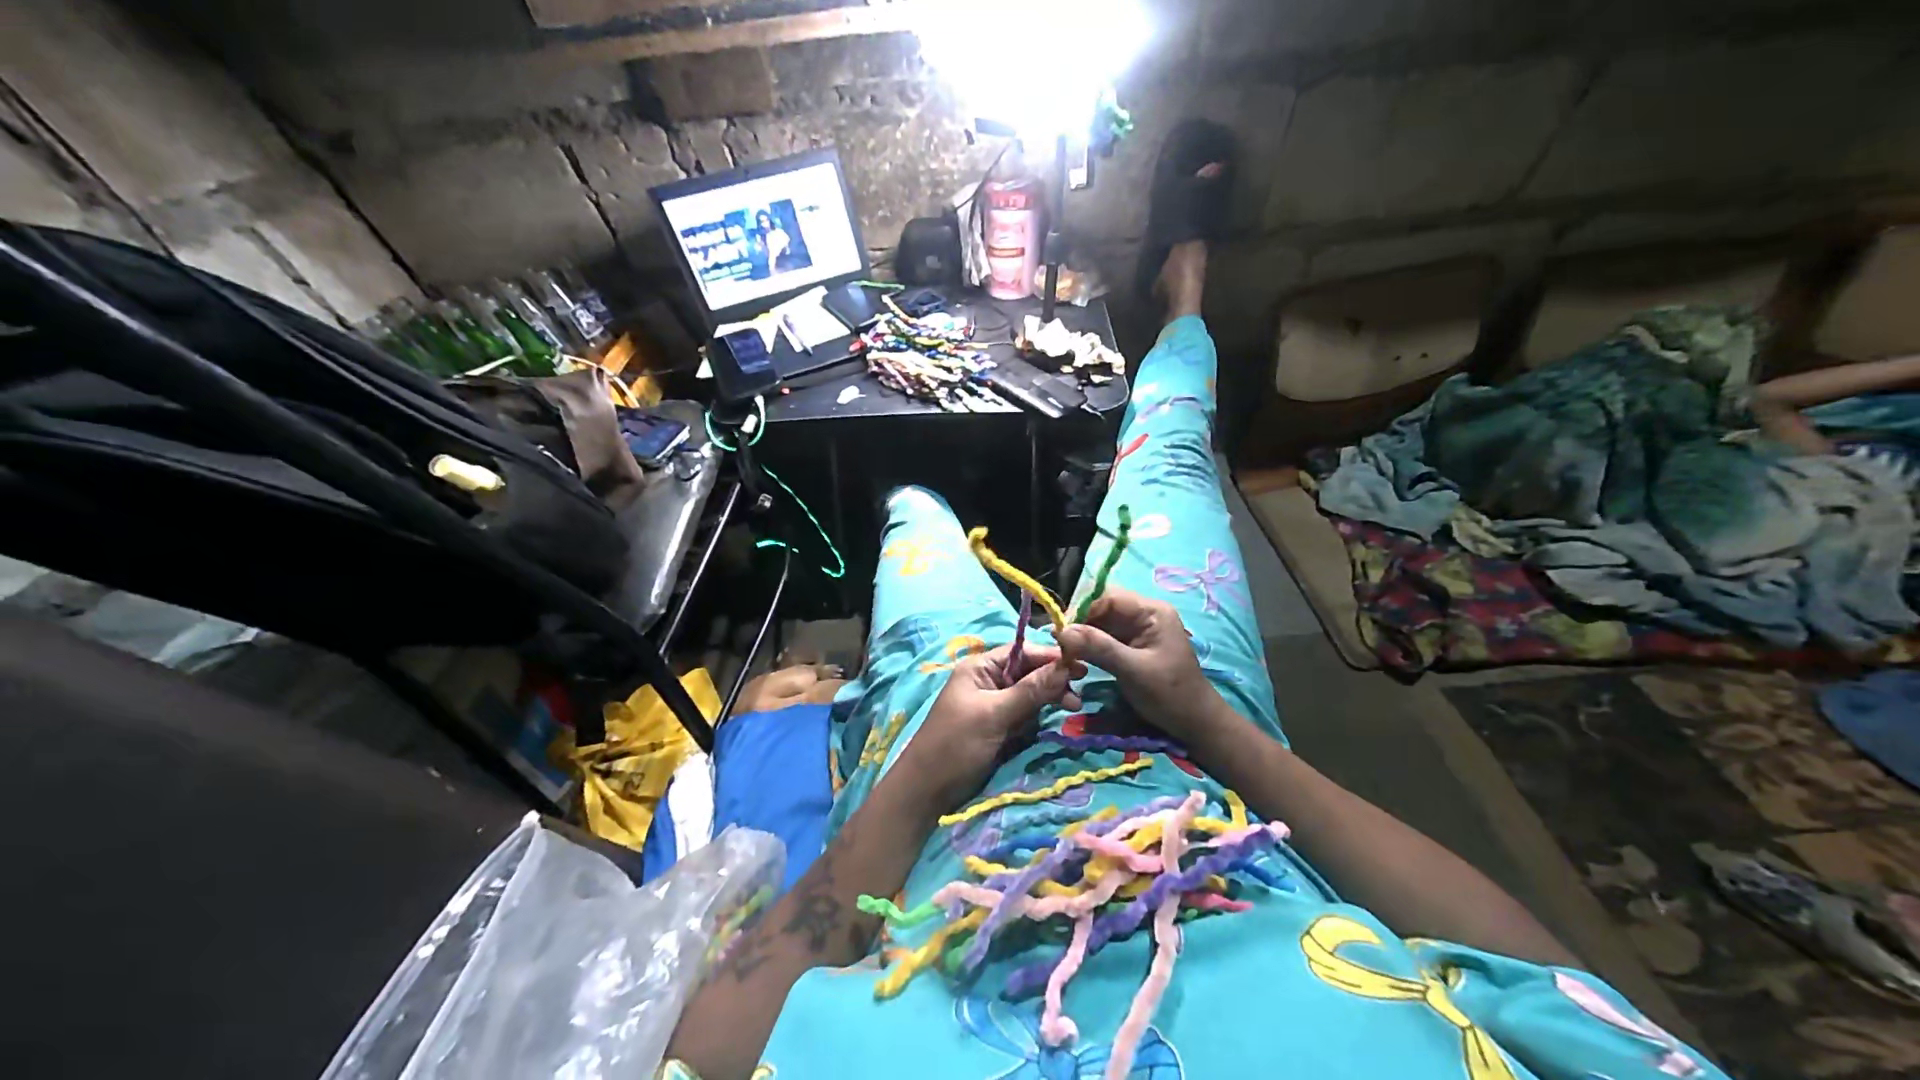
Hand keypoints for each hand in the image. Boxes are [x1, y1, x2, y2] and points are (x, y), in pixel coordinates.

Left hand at [891, 645, 1082, 813]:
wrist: (927, 791)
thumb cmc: (955, 745)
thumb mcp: (994, 715)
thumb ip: (1030, 691)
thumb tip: (1065, 666)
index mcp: (980, 668)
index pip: (1022, 652)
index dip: (1051, 657)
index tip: (1081, 665)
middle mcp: (988, 681)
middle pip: (1029, 672)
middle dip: (1053, 681)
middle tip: (1078, 697)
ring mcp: (994, 705)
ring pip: (1030, 694)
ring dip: (1049, 699)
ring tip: (1072, 708)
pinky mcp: (999, 727)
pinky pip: (1025, 714)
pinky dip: (1039, 716)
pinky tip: (1054, 719)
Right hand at [1057, 588, 1226, 742]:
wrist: (1194, 723)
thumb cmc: (1170, 694)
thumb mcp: (1133, 670)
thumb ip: (1098, 648)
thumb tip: (1061, 632)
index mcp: (1151, 611)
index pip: (1108, 596)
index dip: (1081, 609)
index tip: (1059, 630)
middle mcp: (1143, 614)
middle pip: (1101, 606)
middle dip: (1079, 622)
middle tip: (1059, 643)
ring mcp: (1137, 629)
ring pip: (1099, 622)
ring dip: (1081, 634)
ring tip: (1064, 651)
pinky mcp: (1130, 645)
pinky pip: (1102, 637)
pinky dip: (1088, 645)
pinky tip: (1074, 655)